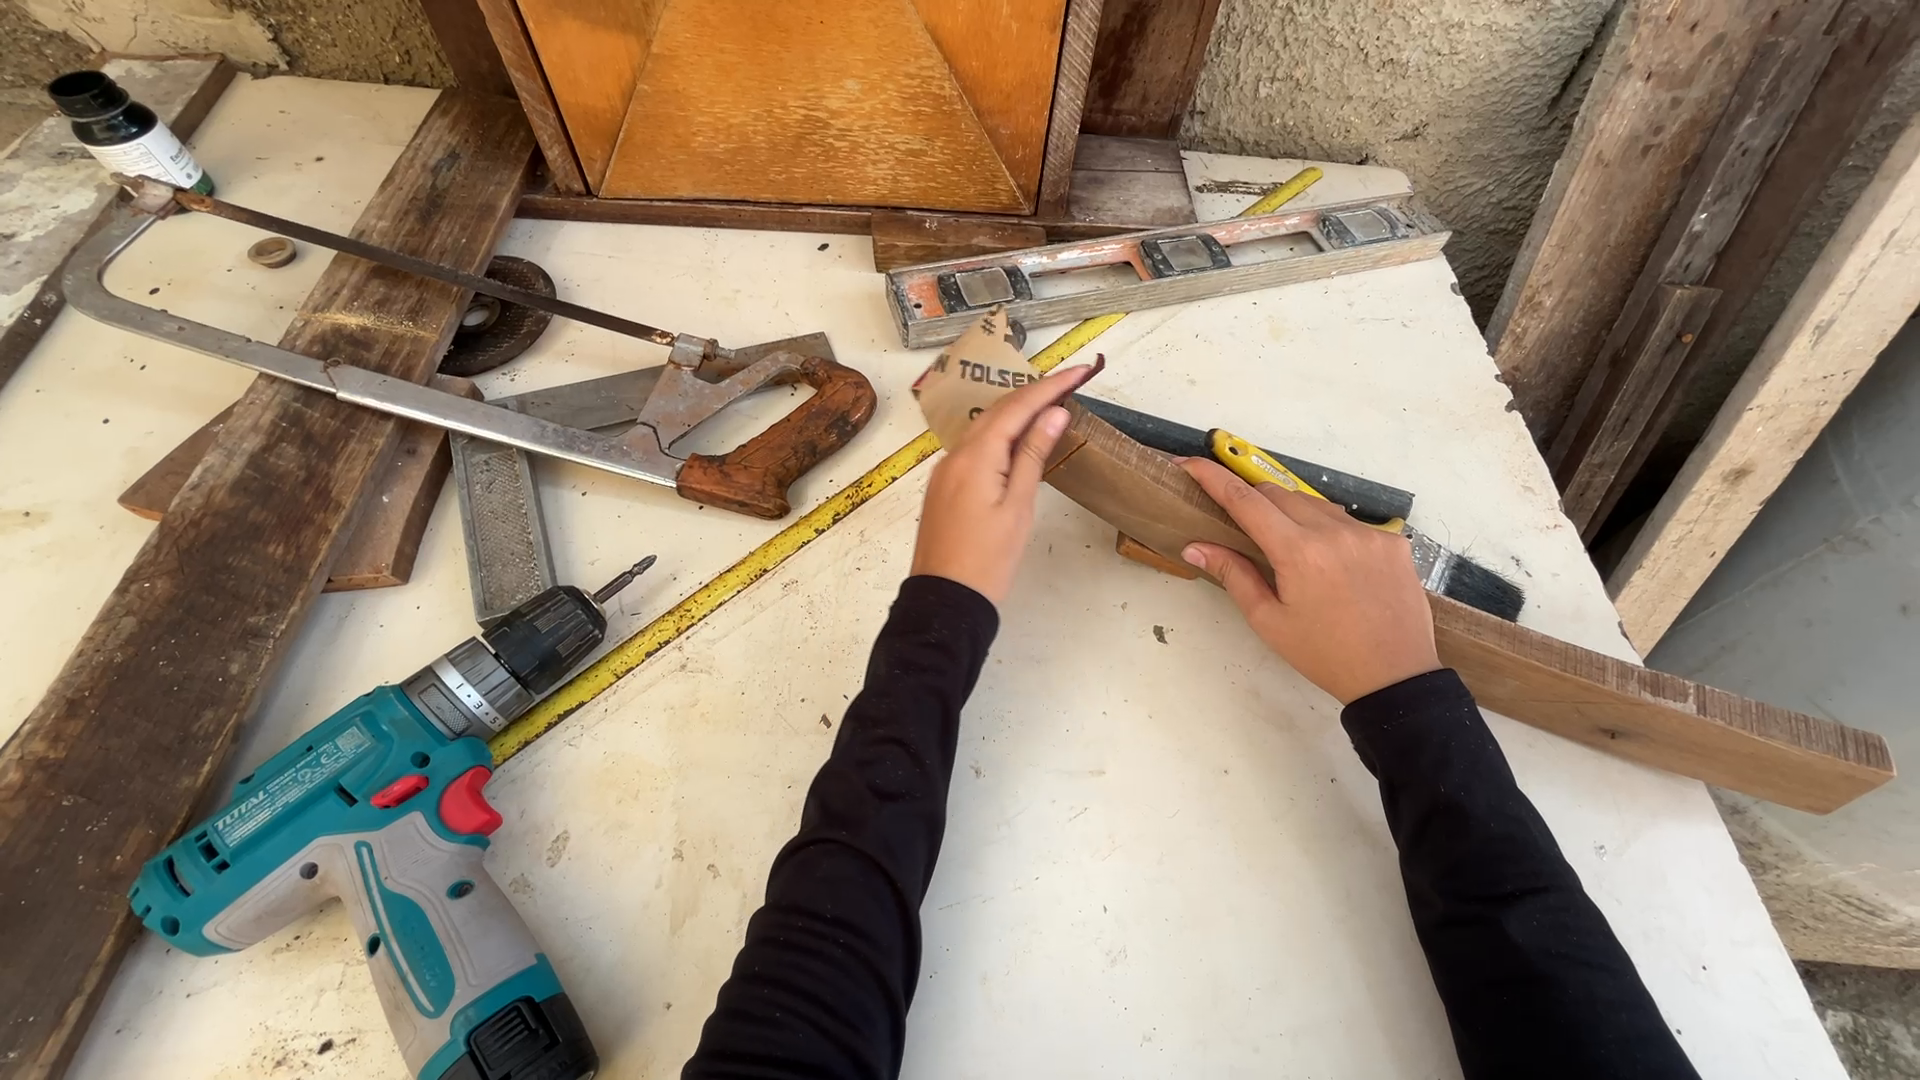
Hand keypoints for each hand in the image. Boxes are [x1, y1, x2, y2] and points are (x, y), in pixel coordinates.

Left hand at [910, 363, 1095, 605]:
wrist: (945, 600)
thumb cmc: (989, 561)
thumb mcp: (1018, 507)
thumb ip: (1034, 455)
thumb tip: (1054, 413)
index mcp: (975, 457)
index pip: (1017, 408)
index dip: (1050, 386)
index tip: (1080, 371)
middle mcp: (954, 456)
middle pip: (998, 413)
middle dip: (1035, 394)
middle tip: (1071, 383)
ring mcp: (944, 472)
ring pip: (984, 430)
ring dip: (1017, 414)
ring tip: (1051, 405)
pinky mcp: (943, 488)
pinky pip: (973, 449)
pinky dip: (999, 437)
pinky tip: (1018, 441)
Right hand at [1178, 458, 1439, 703]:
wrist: (1395, 676)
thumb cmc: (1322, 653)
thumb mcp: (1268, 619)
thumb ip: (1232, 574)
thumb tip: (1195, 545)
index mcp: (1298, 552)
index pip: (1245, 500)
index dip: (1213, 477)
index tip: (1190, 463)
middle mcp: (1334, 531)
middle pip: (1277, 493)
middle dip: (1251, 500)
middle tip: (1240, 524)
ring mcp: (1368, 533)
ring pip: (1313, 503)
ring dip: (1290, 513)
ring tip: (1287, 548)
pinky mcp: (1392, 540)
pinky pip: (1347, 520)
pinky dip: (1326, 530)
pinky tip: (1329, 562)